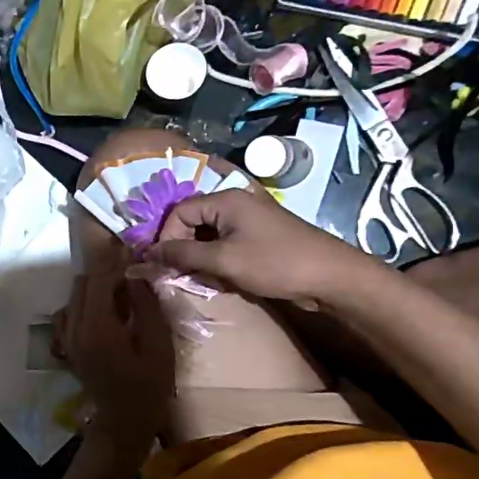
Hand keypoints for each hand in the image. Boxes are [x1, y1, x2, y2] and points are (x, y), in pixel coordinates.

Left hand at [57, 248, 174, 459]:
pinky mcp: (67, 346)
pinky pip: (69, 312)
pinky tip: (103, 308)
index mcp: (97, 327)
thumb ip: (146, 306)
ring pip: (75, 295)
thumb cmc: (149, 385)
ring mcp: (67, 338)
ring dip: (95, 284)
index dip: (116, 260)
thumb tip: (136, 275)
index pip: (100, 279)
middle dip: (105, 269)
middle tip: (130, 265)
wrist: (124, 422)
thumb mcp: (158, 344)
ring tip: (120, 286)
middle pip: (83, 282)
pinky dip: (84, 302)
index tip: (133, 249)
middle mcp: (75, 328)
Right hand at [147, 188, 371, 305]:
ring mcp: (251, 218)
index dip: (166, 236)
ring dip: (201, 255)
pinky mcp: (261, 236)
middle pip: (194, 219)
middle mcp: (237, 202)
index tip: (164, 264)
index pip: (180, 210)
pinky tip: (221, 278)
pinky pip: (228, 242)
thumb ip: (184, 254)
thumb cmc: (274, 263)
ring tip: (200, 278)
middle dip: (182, 246)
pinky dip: (218, 258)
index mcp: (226, 199)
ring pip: (211, 233)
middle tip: (179, 273)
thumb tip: (149, 252)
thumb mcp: (223, 260)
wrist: (329, 276)